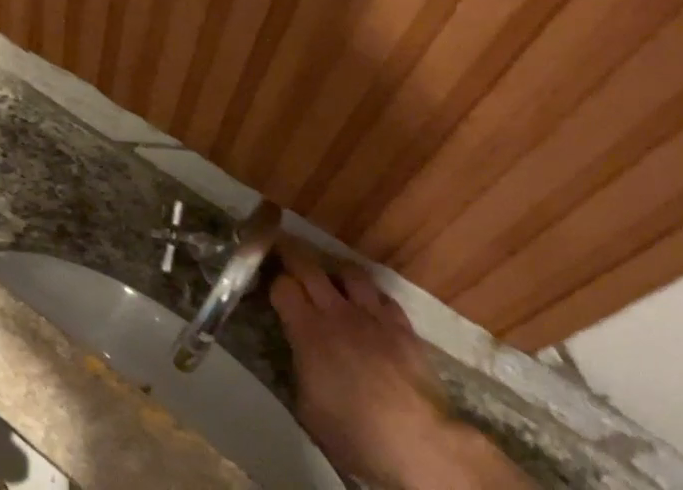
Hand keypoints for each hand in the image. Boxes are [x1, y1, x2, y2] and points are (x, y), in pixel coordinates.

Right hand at [270, 248, 529, 487]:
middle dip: (292, 252)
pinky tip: (370, 306)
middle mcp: (338, 313)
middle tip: (282, 244)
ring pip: (351, 273)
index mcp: (308, 331)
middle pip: (310, 267)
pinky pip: (383, 297)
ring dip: (335, 271)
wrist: (414, 439)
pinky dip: (371, 296)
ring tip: (331, 277)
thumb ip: (300, 368)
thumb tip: (299, 355)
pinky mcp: (403, 326)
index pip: (283, 287)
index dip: (273, 282)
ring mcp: (373, 316)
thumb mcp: (307, 406)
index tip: (268, 282)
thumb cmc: (352, 430)